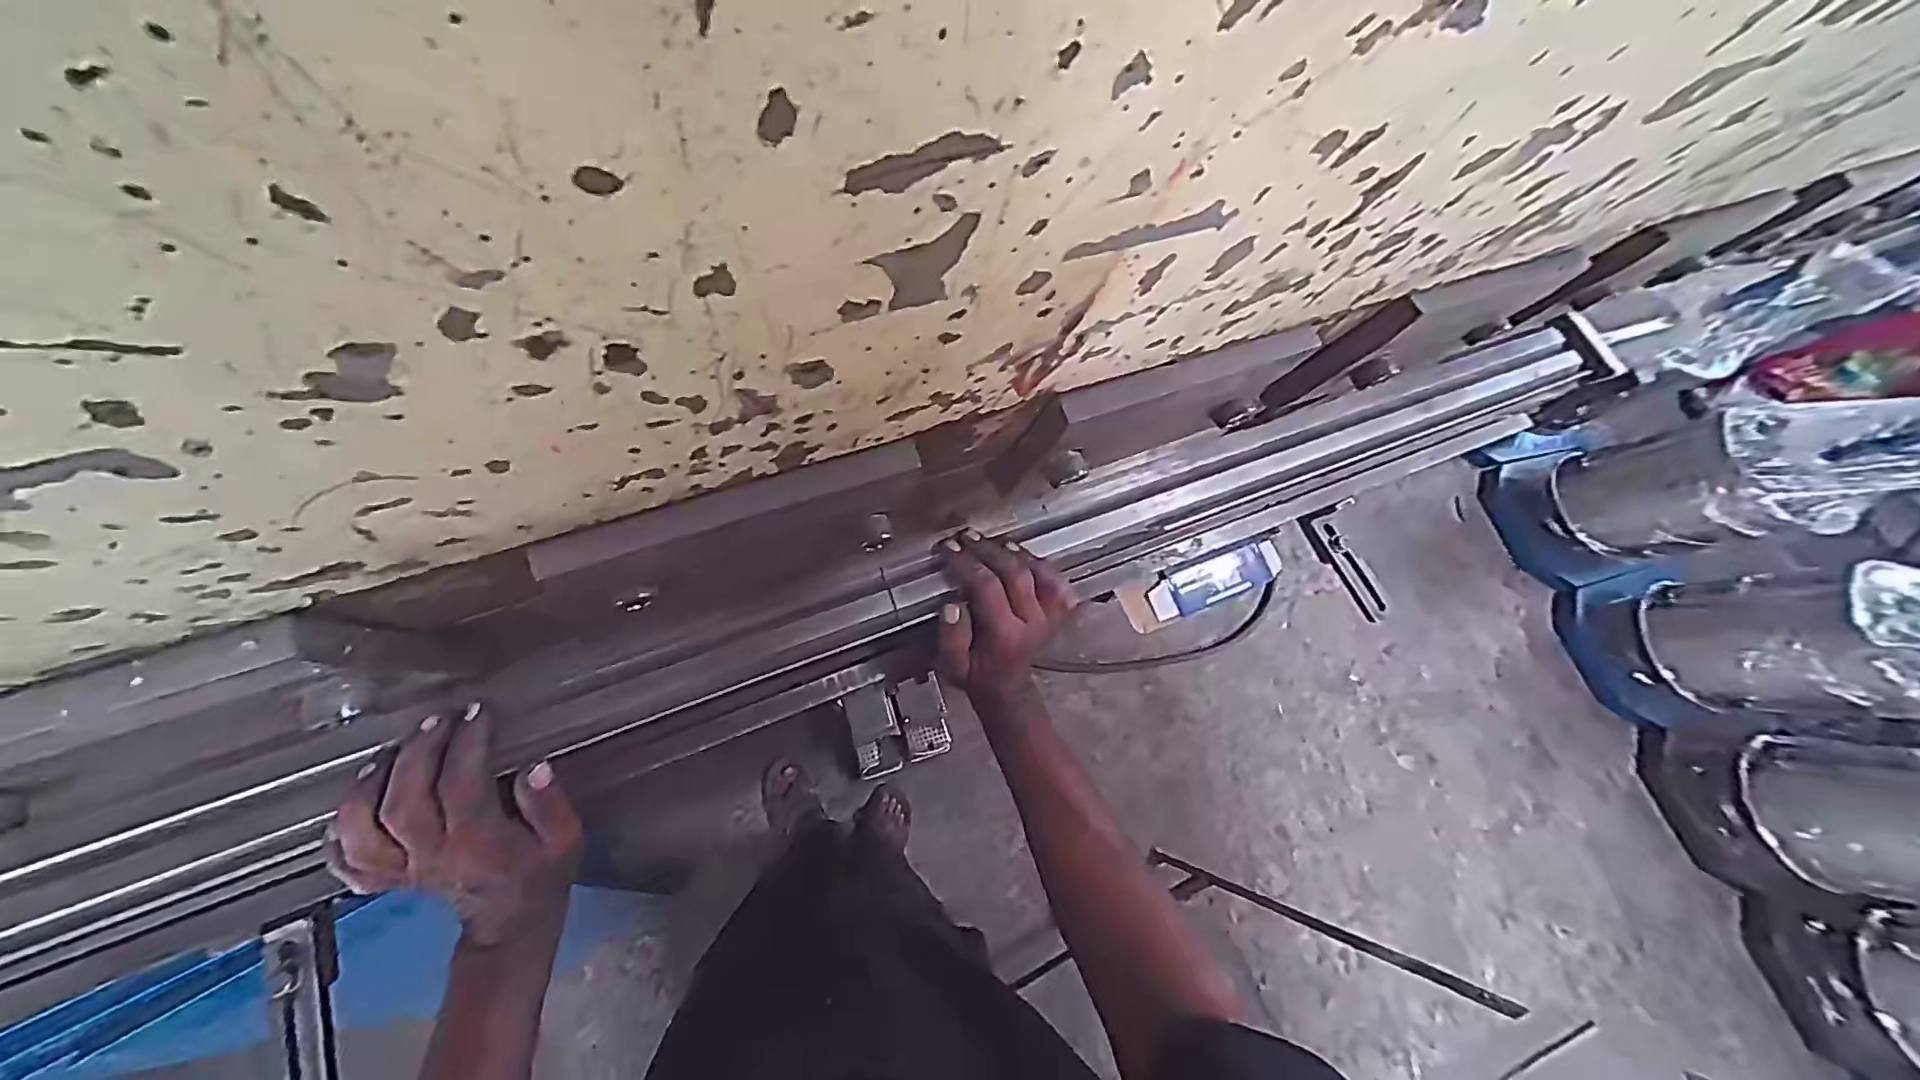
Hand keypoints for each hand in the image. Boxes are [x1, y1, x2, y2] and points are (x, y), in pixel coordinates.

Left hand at [325, 705, 582, 946]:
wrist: (512, 922)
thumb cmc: (542, 872)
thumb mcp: (565, 837)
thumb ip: (550, 803)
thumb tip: (535, 767)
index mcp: (478, 843)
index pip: (461, 786)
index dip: (467, 744)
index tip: (479, 713)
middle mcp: (432, 855)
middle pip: (404, 802)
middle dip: (419, 753)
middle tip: (438, 720)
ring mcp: (404, 868)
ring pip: (361, 829)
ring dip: (369, 785)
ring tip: (391, 750)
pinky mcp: (388, 877)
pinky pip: (346, 858)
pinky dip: (338, 830)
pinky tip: (355, 800)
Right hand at [935, 530, 1076, 698]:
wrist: (1009, 691)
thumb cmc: (978, 676)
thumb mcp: (953, 666)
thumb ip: (950, 637)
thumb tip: (952, 606)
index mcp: (1004, 634)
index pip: (986, 586)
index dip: (966, 563)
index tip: (948, 549)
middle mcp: (1031, 622)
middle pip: (1013, 572)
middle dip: (986, 549)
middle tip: (965, 537)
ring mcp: (1049, 616)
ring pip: (1037, 572)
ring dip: (1013, 551)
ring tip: (989, 541)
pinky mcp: (1057, 614)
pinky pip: (1054, 581)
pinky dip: (1038, 562)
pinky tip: (1020, 553)